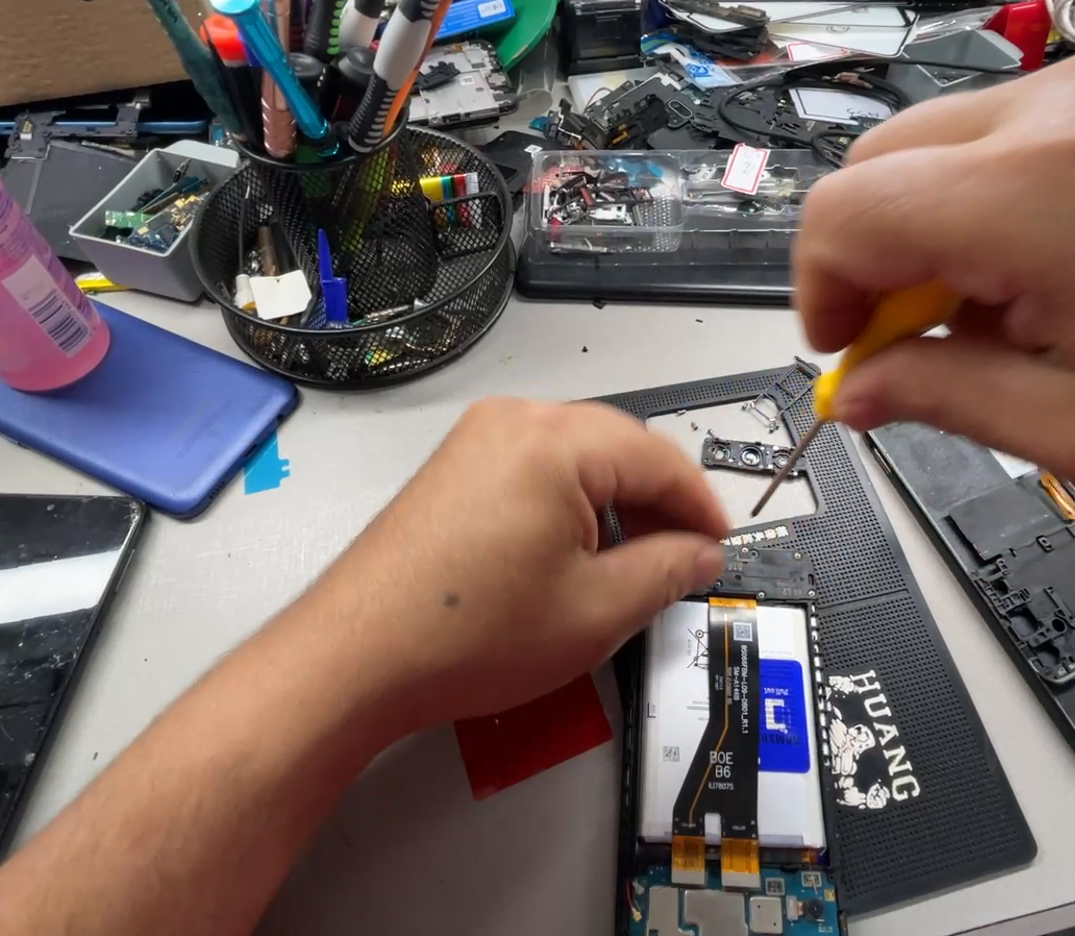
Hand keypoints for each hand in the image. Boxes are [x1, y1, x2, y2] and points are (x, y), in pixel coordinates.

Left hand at [309, 398, 728, 736]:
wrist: (355, 656)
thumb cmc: (474, 634)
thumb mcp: (596, 611)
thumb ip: (667, 571)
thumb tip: (702, 553)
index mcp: (556, 439)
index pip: (659, 458)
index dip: (700, 505)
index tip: (720, 546)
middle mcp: (517, 418)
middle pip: (619, 446)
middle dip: (658, 500)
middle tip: (680, 557)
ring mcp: (480, 435)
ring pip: (580, 454)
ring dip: (617, 499)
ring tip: (631, 558)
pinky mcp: (458, 460)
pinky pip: (539, 464)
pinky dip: (573, 498)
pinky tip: (577, 545)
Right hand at [795, 43, 1074, 502]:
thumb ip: (943, 400)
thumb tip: (862, 392)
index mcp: (1037, 197)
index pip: (840, 215)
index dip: (817, 293)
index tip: (845, 349)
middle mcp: (1066, 111)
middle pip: (876, 166)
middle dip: (863, 261)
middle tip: (905, 340)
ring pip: (936, 148)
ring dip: (925, 233)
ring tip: (993, 316)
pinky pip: (1010, 138)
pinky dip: (985, 205)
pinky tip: (1047, 273)